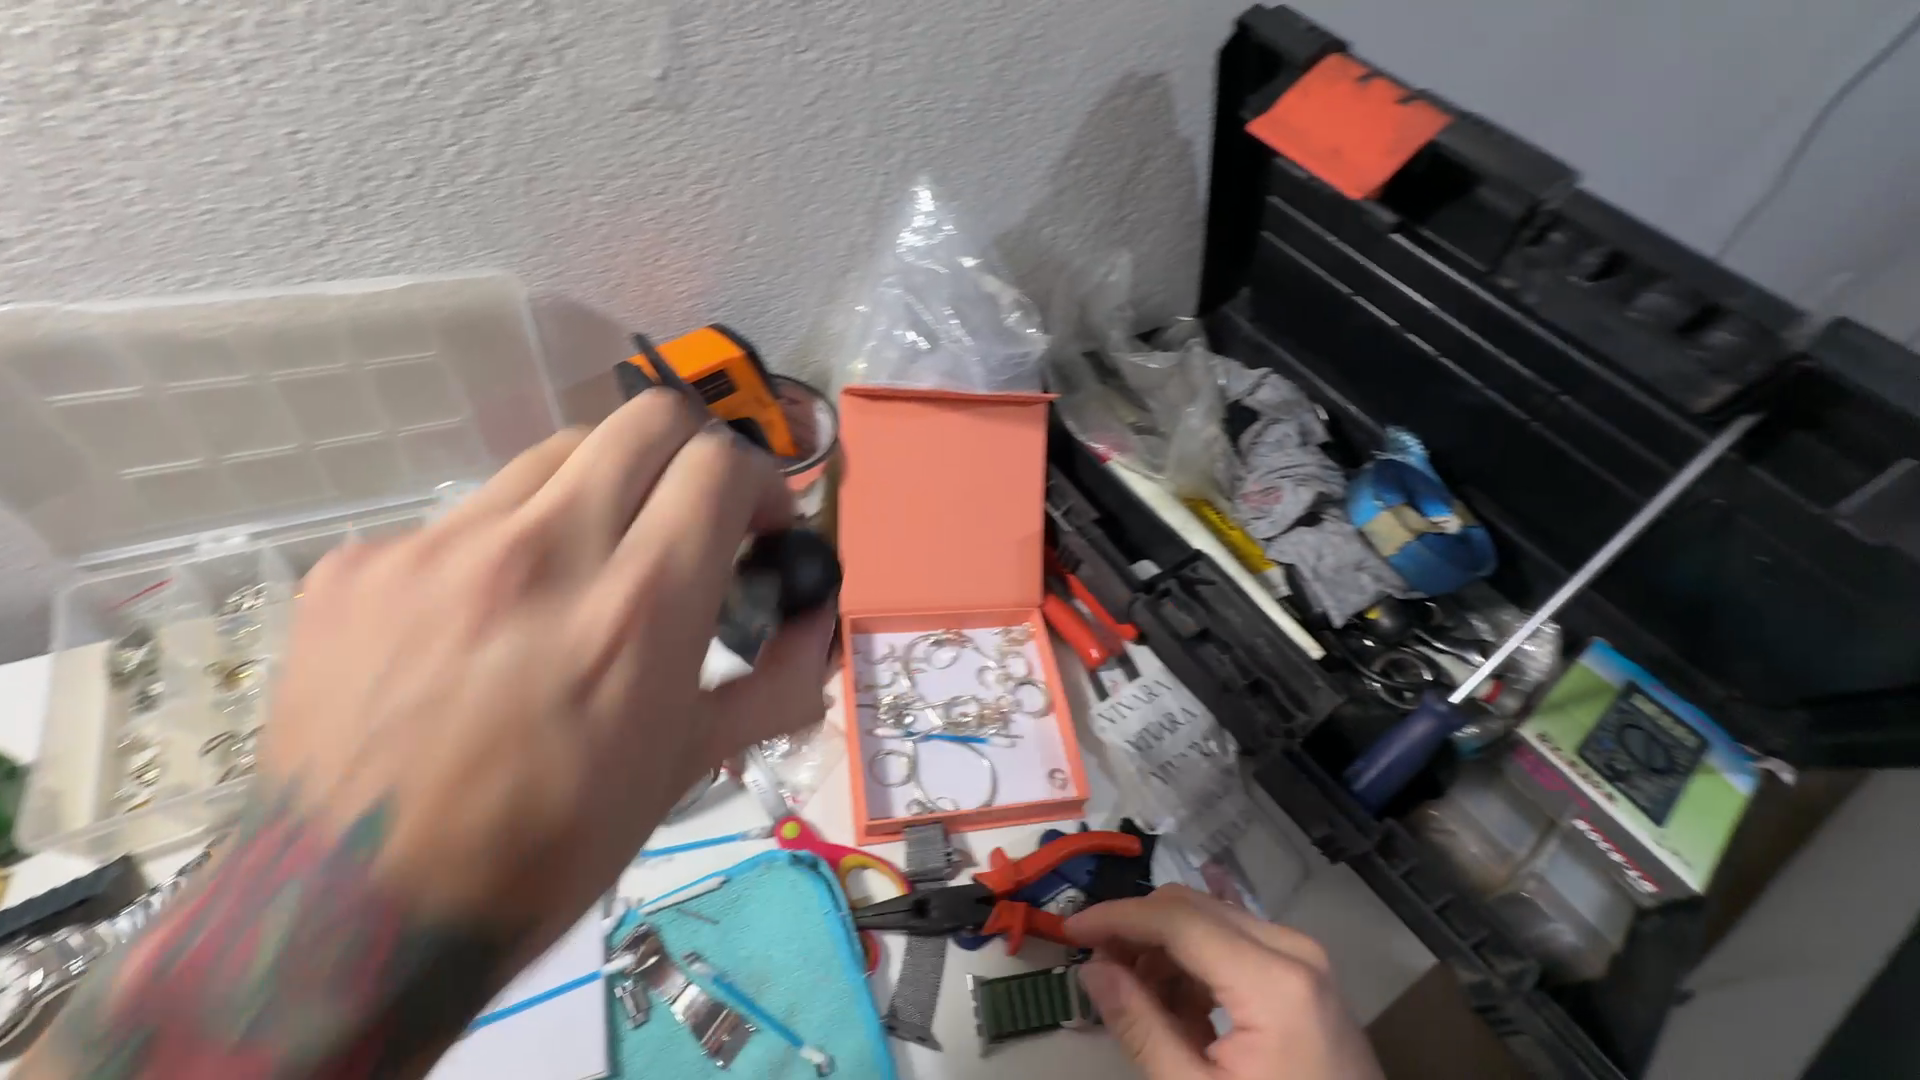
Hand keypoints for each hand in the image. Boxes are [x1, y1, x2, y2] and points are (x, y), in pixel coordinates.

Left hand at [266, 388, 835, 944]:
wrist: (356, 912)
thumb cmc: (555, 844)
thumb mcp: (690, 765)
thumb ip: (781, 680)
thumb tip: (818, 620)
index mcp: (637, 607)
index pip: (721, 466)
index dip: (759, 483)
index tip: (758, 526)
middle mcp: (543, 551)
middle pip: (648, 418)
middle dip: (695, 452)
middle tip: (693, 515)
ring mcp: (439, 547)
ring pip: (557, 453)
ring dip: (605, 489)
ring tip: (595, 563)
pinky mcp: (360, 563)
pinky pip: (468, 516)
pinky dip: (512, 544)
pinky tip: (493, 621)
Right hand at [1068, 885, 1383, 1079]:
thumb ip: (1141, 1028)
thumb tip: (1091, 969)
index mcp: (1272, 981)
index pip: (1175, 918)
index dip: (1115, 917)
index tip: (1069, 931)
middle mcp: (1292, 949)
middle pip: (1192, 908)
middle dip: (1137, 932)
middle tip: (1098, 970)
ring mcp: (1303, 959)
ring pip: (1210, 920)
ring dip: (1165, 951)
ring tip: (1142, 1005)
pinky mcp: (1305, 974)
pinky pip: (1235, 943)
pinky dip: (1196, 967)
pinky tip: (1183, 1014)